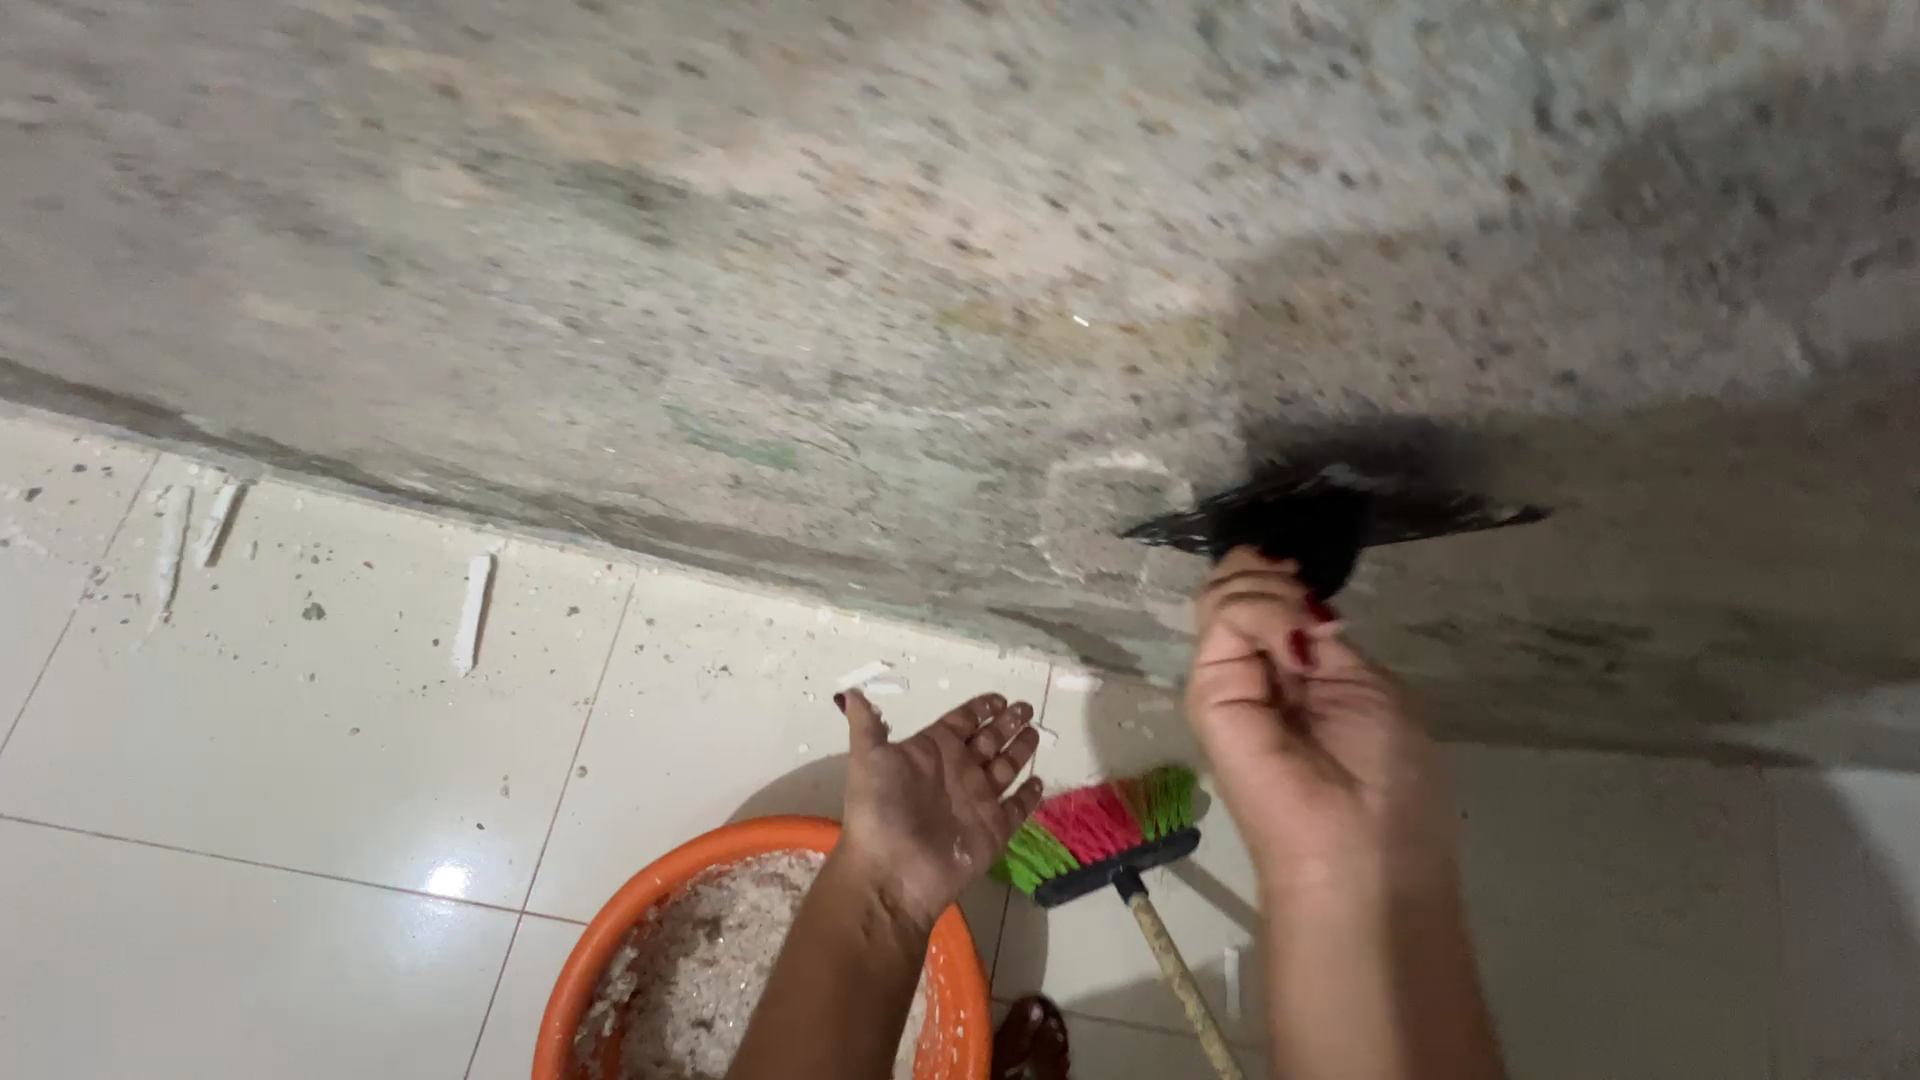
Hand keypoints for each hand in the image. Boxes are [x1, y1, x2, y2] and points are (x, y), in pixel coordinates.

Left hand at [833, 689, 1044, 930]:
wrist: (892, 871)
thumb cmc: (880, 808)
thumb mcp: (868, 758)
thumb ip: (867, 724)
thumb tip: (851, 692)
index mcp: (933, 751)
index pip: (962, 722)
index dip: (981, 709)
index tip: (1000, 698)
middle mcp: (958, 772)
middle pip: (989, 741)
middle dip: (1008, 724)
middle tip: (1026, 708)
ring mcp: (978, 801)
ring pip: (1007, 768)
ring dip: (1021, 750)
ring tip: (1035, 732)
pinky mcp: (994, 830)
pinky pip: (1017, 808)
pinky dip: (1029, 795)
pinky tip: (1039, 780)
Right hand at [1186, 548, 1455, 898]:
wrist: (1358, 847)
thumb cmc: (1385, 778)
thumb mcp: (1364, 685)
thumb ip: (1317, 638)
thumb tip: (1288, 598)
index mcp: (1290, 668)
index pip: (1262, 598)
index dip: (1275, 576)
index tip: (1302, 579)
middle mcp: (1251, 667)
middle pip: (1235, 587)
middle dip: (1270, 576)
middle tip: (1307, 610)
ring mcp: (1224, 676)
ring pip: (1224, 595)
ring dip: (1271, 594)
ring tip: (1306, 637)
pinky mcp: (1206, 688)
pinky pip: (1223, 620)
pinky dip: (1264, 613)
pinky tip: (1297, 648)